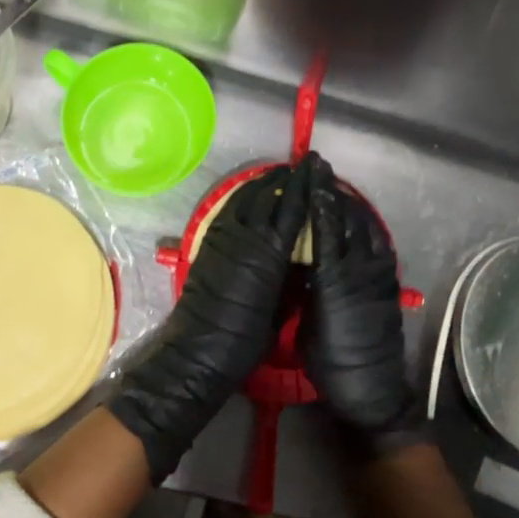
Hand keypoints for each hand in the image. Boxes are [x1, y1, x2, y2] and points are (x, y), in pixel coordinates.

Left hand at [108, 154, 314, 482]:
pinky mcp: (207, 241)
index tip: (319, 167)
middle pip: (270, 194)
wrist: (199, 352)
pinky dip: (243, 196)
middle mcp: (248, 236)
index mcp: (271, 253)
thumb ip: (292, 276)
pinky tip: (252, 193)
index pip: (293, 207)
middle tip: (305, 166)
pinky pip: (229, 209)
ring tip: (281, 174)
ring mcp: (224, 236)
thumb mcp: (281, 309)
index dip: (307, 185)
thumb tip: (304, 255)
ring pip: (247, 197)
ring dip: (264, 182)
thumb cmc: (246, 340)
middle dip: (289, 177)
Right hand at [304, 157, 423, 454]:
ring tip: (335, 188)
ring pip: (367, 227)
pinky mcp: (390, 283)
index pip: (326, 224)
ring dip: (351, 205)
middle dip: (333, 191)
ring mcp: (379, 274)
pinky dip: (366, 225)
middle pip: (348, 218)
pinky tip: (357, 220)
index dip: (318, 194)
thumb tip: (301, 256)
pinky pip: (379, 244)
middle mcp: (360, 268)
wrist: (372, 389)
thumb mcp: (305, 322)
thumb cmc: (329, 362)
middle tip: (318, 170)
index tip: (309, 170)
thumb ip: (306, 284)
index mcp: (334, 277)